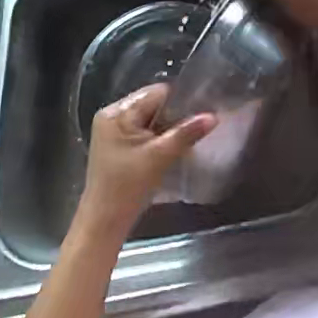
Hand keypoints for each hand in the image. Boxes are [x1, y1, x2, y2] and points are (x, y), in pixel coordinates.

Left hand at [77, 84, 215, 235]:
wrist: (103, 224)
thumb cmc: (127, 188)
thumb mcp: (159, 157)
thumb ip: (186, 134)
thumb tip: (213, 116)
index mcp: (117, 113)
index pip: (156, 93)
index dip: (178, 103)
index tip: (195, 119)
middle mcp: (112, 115)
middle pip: (153, 104)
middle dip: (172, 118)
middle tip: (190, 133)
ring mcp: (113, 130)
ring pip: (150, 118)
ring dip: (166, 130)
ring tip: (180, 143)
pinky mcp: (116, 144)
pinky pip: (143, 131)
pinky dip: (156, 138)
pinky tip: (167, 151)